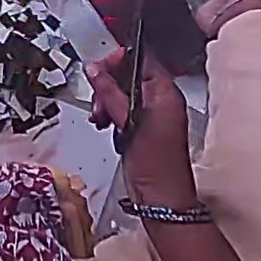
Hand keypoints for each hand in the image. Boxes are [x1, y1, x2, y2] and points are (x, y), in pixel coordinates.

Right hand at [86, 47, 195, 206]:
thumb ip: (110, 93)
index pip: (140, 59)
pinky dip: (109, 113)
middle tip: (98, 99)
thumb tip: (95, 69)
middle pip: (127, 75)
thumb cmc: (155, 164)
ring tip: (100, 116)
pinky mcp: (140, 127)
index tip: (100, 69)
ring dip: (105, 101)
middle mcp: (160, 100)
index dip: (118, 61)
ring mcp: (150, 114)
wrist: (161, 200)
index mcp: (165, 93)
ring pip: (121, 92)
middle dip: (107, 85)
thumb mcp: (129, 122)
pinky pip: (121, 109)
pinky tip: (104, 123)